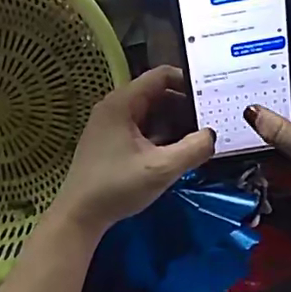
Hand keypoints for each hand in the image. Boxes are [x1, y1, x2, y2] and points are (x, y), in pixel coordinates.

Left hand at [49, 66, 215, 234]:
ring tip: (199, 138)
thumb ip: (193, 149)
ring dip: (174, 124)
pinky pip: (141, 129)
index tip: (211, 96)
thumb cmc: (117, 187)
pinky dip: (160, 136)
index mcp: (122, 103)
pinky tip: (177, 153)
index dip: (188, 82)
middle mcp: (114, 107)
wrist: (79, 215)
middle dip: (184, 107)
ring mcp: (110, 125)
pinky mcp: (109, 143)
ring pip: (150, 114)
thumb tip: (212, 135)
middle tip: (211, 121)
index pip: (161, 76)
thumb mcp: (161, 168)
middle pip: (156, 94)